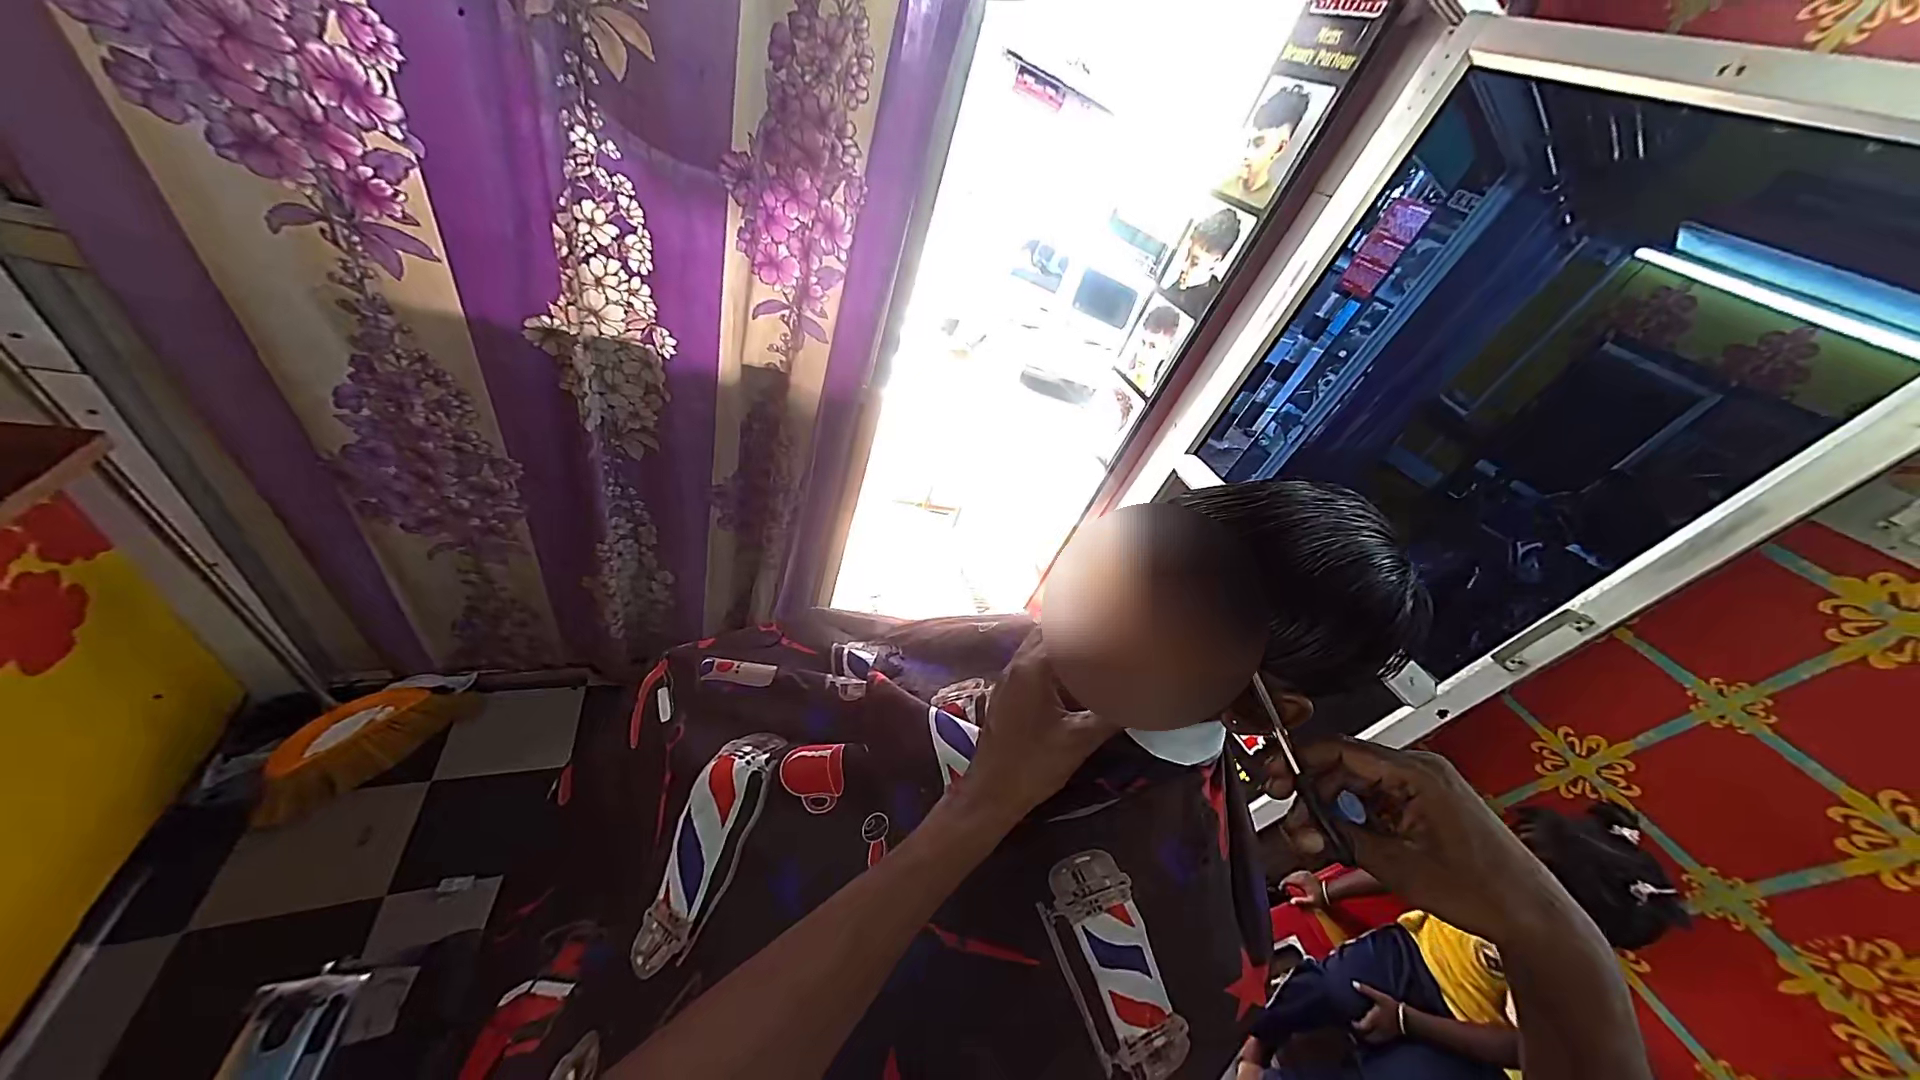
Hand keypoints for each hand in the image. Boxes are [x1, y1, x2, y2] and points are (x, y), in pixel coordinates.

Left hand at [965, 631, 1122, 826]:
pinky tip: (1071, 680)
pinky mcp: (1006, 695)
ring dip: (1061, 647)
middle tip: (1105, 635)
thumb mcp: (1080, 739)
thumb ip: (1112, 714)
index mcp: (1032, 668)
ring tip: (1092, 652)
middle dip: (1075, 631)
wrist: (992, 792)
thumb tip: (1142, 699)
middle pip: (1046, 633)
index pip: (1063, 631)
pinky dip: (1051, 663)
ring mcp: (1007, 680)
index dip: (1089, 626)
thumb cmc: (1034, 764)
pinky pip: (1031, 665)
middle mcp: (1016, 666)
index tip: (1113, 624)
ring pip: (1036, 649)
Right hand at [1258, 736, 1560, 941]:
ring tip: (1319, 838)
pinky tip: (1344, 837)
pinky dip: (1354, 814)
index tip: (1277, 777)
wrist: (1534, 920)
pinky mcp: (1425, 802)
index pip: (1339, 748)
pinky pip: (1374, 797)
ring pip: (1354, 782)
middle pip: (1342, 765)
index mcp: (1416, 772)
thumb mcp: (1395, 863)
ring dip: (1330, 807)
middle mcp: (1419, 770)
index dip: (1300, 761)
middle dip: (1312, 791)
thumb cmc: (1485, 891)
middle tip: (1294, 817)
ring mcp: (1424, 785)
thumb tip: (1306, 820)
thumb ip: (1342, 832)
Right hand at [1281, 870, 1326, 909]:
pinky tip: (1295, 881)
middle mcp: (1302, 875)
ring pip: (1293, 874)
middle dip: (1286, 881)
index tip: (1281, 889)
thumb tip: (1291, 901)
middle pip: (1290, 876)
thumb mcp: (1310, 902)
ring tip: (1288, 885)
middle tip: (1284, 888)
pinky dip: (1295, 877)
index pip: (1288, 880)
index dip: (1283, 884)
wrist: (1328, 892)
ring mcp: (1305, 873)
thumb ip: (1301, 901)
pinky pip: (1298, 873)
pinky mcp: (1307, 873)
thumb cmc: (1319, 898)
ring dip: (1290, 879)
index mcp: (1301, 881)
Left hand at [1351, 983, 1403, 1043]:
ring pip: (1372, 1040)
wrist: (1409, 1020)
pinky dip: (1375, 1039)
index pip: (1360, 1027)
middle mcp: (1376, 1030)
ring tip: (1363, 1033)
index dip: (1353, 1025)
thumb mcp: (1378, 997)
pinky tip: (1374, 1034)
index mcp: (1371, 1021)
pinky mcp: (1391, 1038)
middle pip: (1365, 1037)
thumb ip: (1365, 990)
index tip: (1350, 1020)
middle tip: (1354, 1028)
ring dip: (1366, 1038)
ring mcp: (1384, 1036)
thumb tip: (1353, 983)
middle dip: (1359, 1034)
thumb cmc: (1392, 1007)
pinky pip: (1380, 1041)